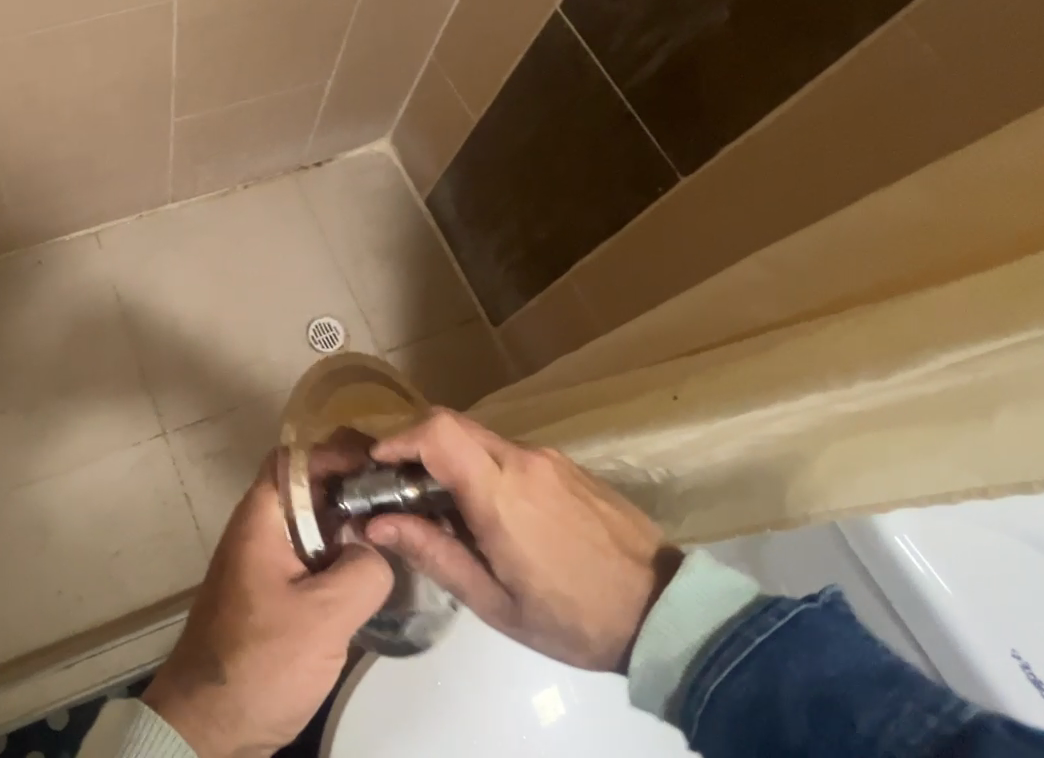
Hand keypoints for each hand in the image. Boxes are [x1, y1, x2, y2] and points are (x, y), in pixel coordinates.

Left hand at [144, 450, 391, 757]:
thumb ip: (362, 572)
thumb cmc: (259, 662)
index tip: (383, 462)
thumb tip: (379, 547)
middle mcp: (261, 531)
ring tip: (403, 526)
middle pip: (309, 488)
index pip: (295, 457)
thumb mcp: (322, 617)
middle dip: (354, 485)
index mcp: (261, 519)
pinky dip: (344, 556)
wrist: (208, 725)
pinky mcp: (276, 594)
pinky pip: (314, 558)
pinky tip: (380, 571)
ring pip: (315, 524)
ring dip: (352, 522)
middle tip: (405, 494)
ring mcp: (267, 563)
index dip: (337, 450)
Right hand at [365, 410, 681, 672]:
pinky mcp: (569, 466)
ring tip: (446, 508)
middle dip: (416, 446)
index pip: (436, 431)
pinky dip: (484, 468)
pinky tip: (493, 512)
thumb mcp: (494, 602)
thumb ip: (433, 553)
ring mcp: (550, 458)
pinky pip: (511, 453)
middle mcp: (523, 459)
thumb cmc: (572, 618)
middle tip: (401, 486)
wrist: (667, 614)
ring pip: (481, 438)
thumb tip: (377, 523)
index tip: (378, 464)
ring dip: (451, 459)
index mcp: (500, 491)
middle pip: (452, 424)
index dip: (399, 437)